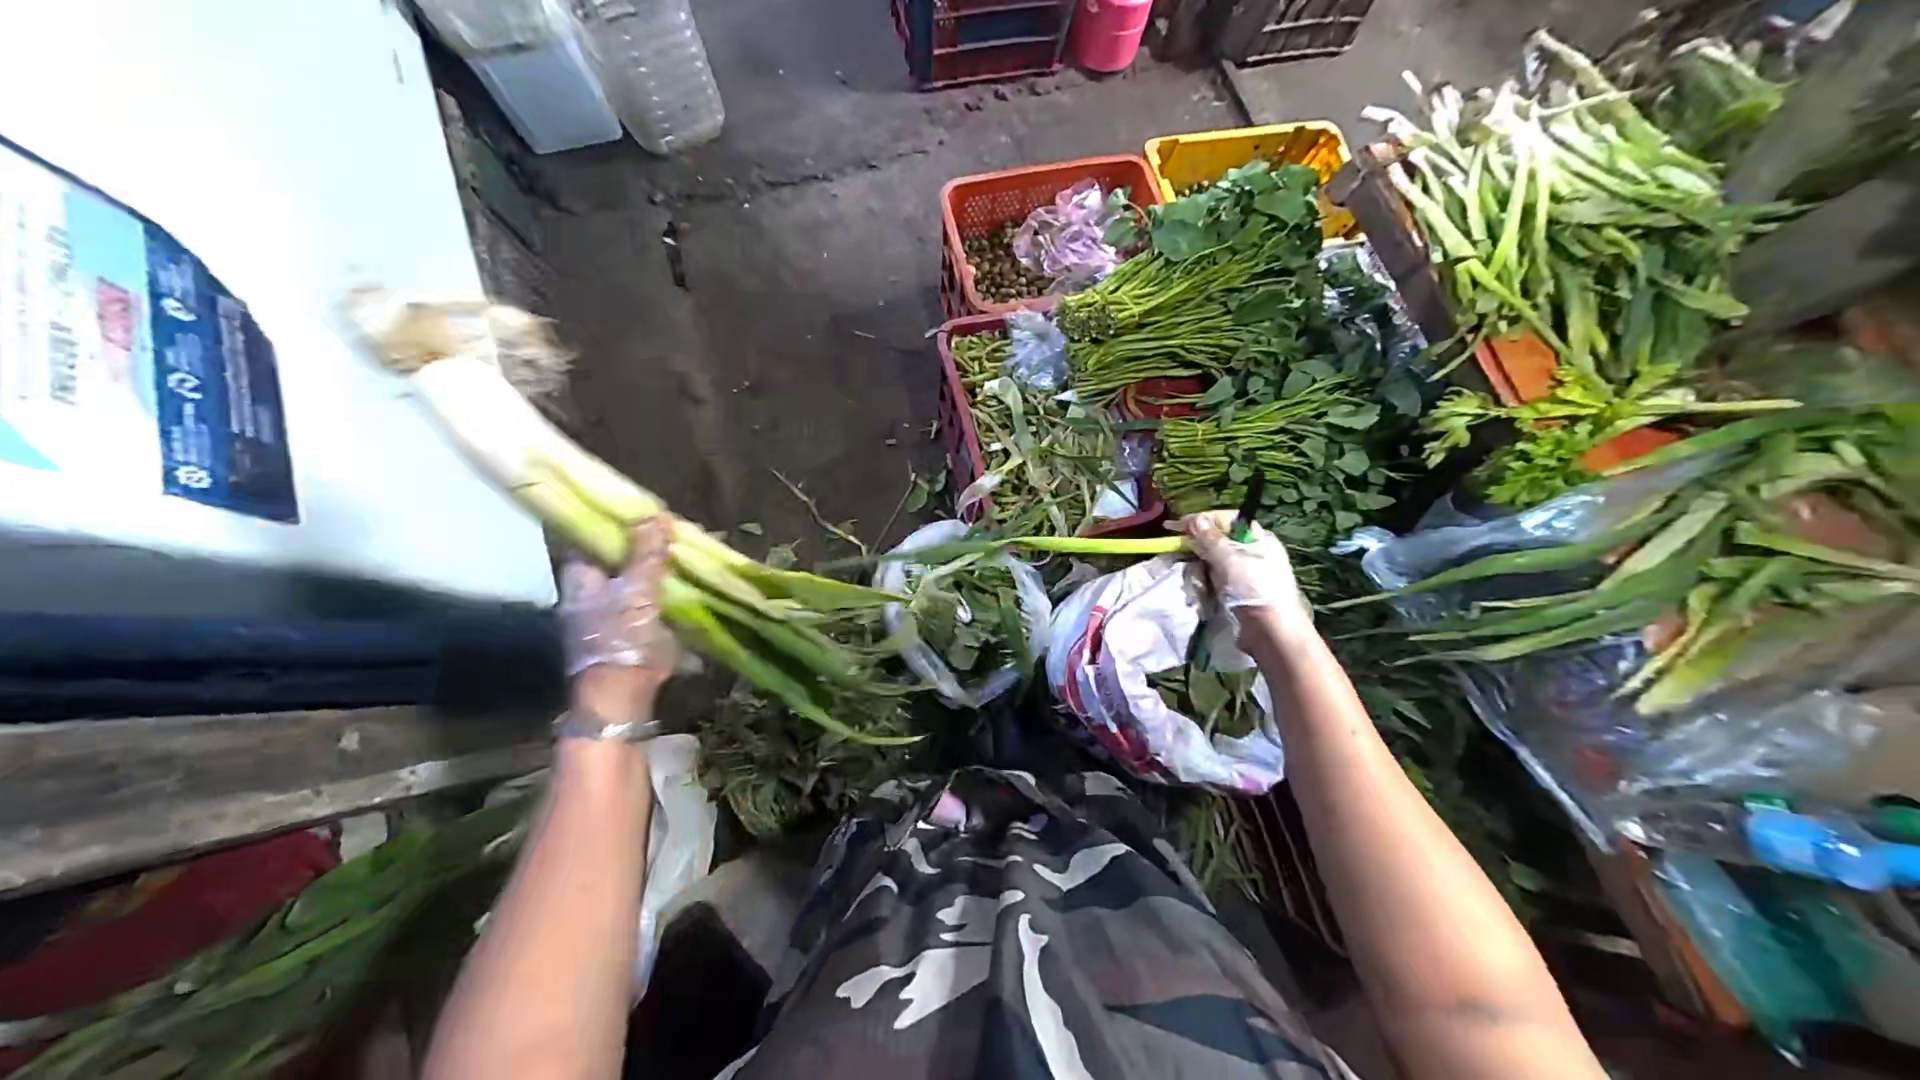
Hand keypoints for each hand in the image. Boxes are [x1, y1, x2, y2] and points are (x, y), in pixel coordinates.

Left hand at [561, 517, 679, 722]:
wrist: (623, 693)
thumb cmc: (620, 637)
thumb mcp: (637, 589)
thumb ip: (646, 553)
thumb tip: (654, 514)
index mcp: (580, 576)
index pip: (588, 536)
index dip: (611, 520)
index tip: (638, 506)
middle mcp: (590, 590)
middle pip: (615, 555)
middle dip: (642, 541)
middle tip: (672, 525)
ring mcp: (610, 610)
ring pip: (634, 575)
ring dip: (657, 563)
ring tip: (686, 545)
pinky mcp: (631, 627)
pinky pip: (650, 596)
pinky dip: (666, 586)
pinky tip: (688, 577)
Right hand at [1178, 510, 1310, 622]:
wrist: (1271, 632)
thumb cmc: (1254, 589)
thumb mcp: (1230, 559)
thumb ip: (1210, 539)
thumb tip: (1196, 519)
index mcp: (1258, 539)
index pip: (1227, 520)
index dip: (1203, 520)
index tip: (1179, 526)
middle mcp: (1252, 553)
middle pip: (1218, 540)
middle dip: (1198, 544)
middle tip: (1177, 548)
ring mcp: (1244, 574)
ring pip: (1213, 561)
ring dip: (1199, 566)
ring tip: (1191, 575)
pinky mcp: (1237, 592)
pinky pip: (1214, 579)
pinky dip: (1204, 582)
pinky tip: (1199, 589)